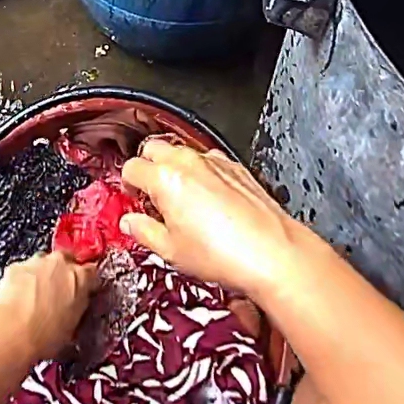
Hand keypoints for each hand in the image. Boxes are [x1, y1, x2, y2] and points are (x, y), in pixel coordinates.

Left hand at [0, 251, 98, 358]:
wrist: (11, 333)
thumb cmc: (46, 336)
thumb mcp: (72, 327)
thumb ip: (78, 307)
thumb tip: (76, 304)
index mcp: (79, 278)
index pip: (92, 273)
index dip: (88, 283)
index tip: (84, 292)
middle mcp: (59, 262)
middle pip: (67, 261)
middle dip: (64, 273)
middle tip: (59, 293)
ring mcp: (36, 261)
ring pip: (44, 264)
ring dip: (43, 275)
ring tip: (35, 298)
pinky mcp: (16, 265)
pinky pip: (24, 271)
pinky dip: (24, 280)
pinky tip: (18, 299)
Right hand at [120, 140, 317, 301]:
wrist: (274, 254)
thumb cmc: (225, 254)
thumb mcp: (172, 251)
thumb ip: (144, 231)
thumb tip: (131, 223)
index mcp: (164, 179)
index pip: (132, 168)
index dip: (128, 183)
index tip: (134, 197)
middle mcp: (186, 162)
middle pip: (153, 149)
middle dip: (147, 166)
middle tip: (151, 192)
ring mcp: (212, 161)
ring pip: (180, 151)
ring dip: (173, 166)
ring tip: (180, 197)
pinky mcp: (234, 166)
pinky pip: (207, 159)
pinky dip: (200, 171)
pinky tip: (208, 198)